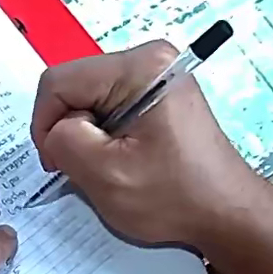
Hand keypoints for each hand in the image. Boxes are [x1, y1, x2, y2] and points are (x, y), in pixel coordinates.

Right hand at [32, 41, 272, 247]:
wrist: (226, 213)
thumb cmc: (173, 198)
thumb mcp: (105, 175)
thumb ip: (64, 142)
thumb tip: (55, 130)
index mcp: (138, 68)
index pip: (58, 82)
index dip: (46, 125)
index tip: (58, 163)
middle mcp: (149, 59)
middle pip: (74, 87)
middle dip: (69, 130)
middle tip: (86, 170)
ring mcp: (156, 76)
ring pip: (89, 101)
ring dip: (87, 138)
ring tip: (110, 168)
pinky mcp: (159, 95)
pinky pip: (109, 109)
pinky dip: (104, 137)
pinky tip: (123, 161)